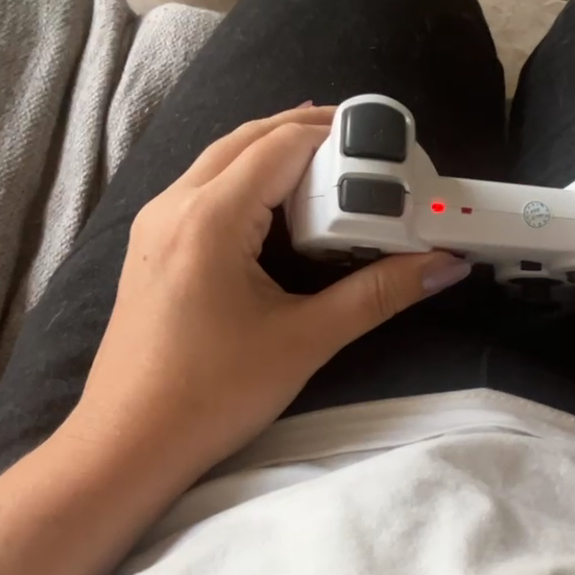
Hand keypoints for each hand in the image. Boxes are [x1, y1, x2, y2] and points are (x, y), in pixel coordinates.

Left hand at [58, 105, 470, 476]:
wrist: (130, 442)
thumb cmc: (214, 394)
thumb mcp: (305, 341)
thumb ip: (378, 294)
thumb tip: (444, 266)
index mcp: (211, 217)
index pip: (282, 145)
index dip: (337, 135)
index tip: (386, 146)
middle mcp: (175, 204)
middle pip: (247, 139)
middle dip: (306, 131)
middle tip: (366, 148)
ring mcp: (155, 225)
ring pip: (220, 161)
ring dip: (274, 153)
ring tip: (330, 168)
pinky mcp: (151, 249)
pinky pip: (203, 189)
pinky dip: (247, 180)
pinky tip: (277, 209)